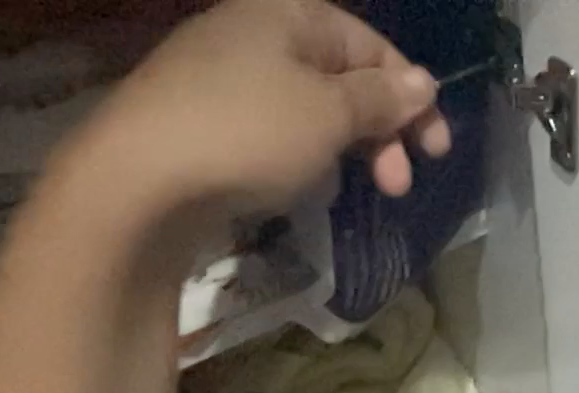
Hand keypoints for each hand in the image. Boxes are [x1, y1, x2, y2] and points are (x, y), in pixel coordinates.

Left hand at [63, 0, 447, 221]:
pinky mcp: (211, 120)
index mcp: (288, 15)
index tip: (435, 149)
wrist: (143, 179)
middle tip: (398, 186)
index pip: (371, 46)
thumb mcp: (329, 113)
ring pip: (314, 108)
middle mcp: (257, 34)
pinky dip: (310, 156)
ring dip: (351, 149)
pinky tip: (313, 186)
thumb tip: (424, 82)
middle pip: (344, 79)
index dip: (410, 96)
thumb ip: (380, 98)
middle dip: (383, 132)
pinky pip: (280, 130)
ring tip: (361, 190)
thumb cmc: (249, 133)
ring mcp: (229, 77)